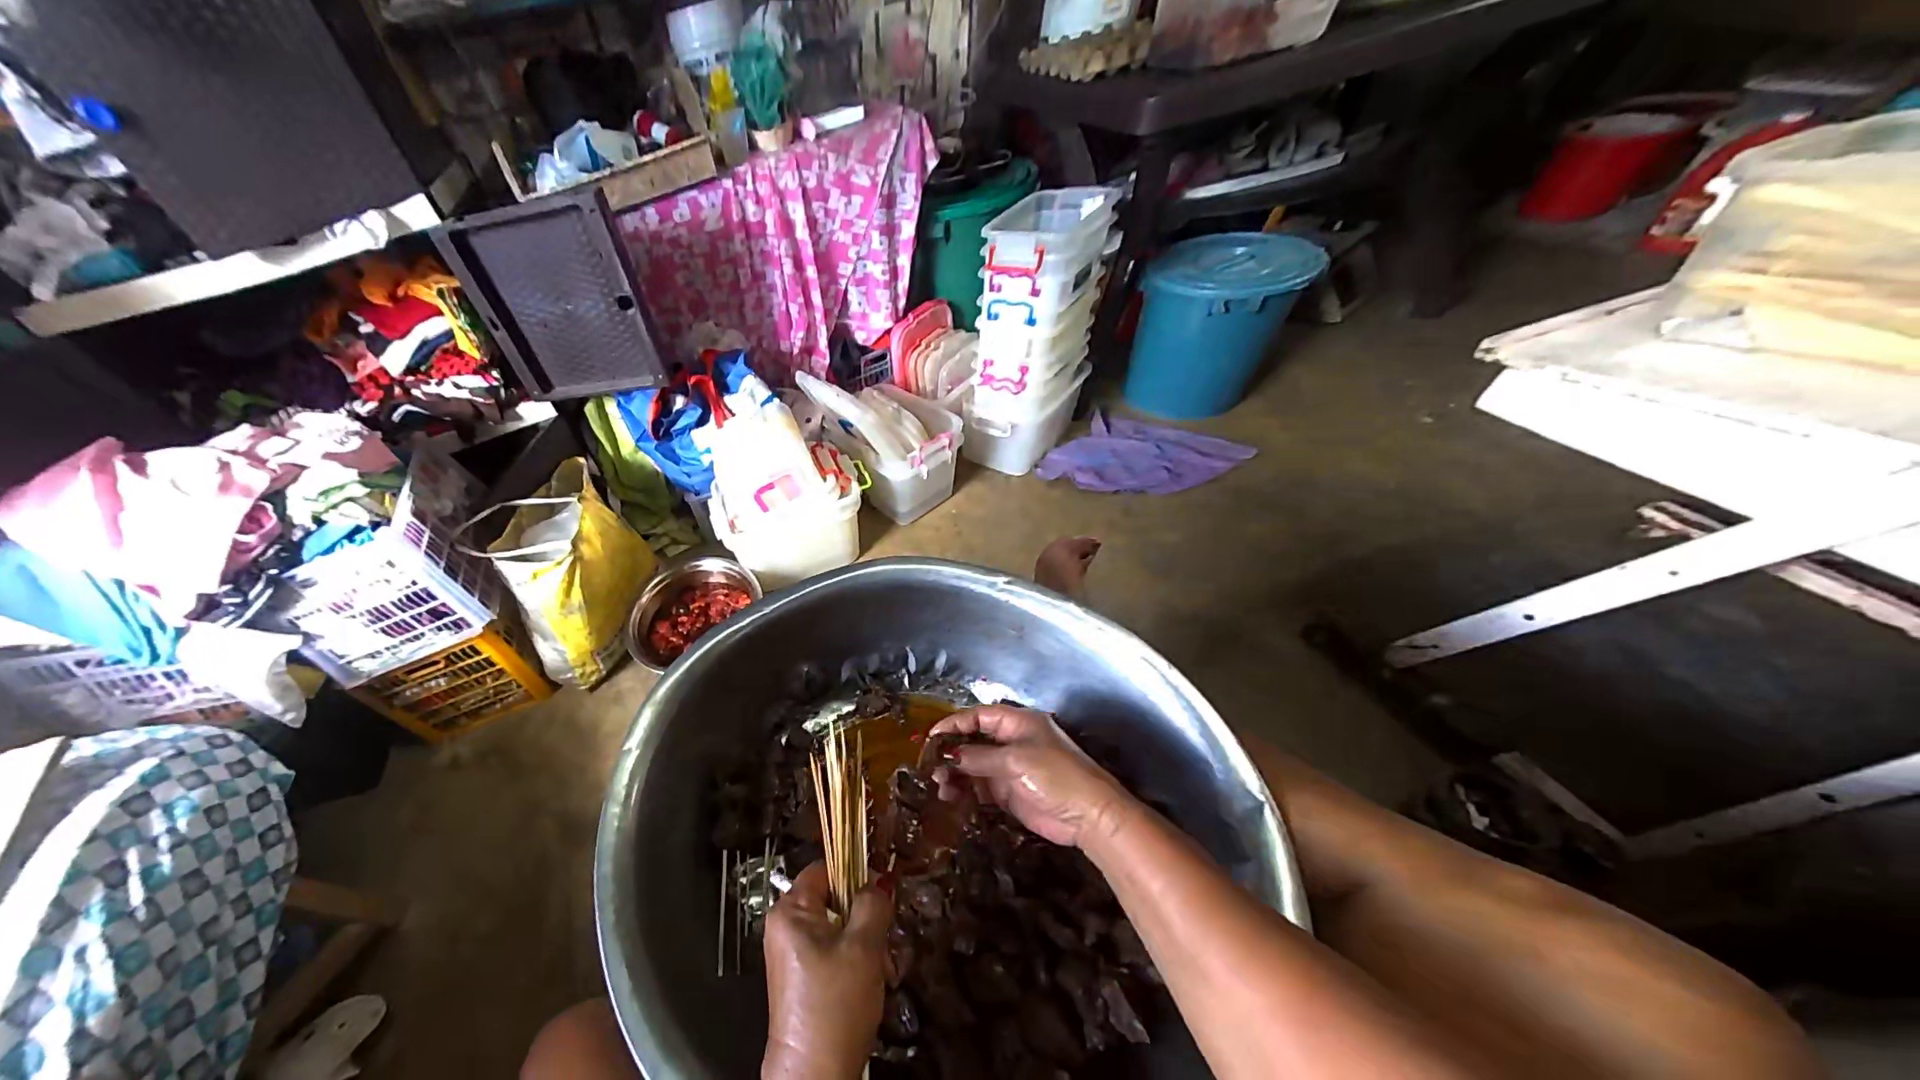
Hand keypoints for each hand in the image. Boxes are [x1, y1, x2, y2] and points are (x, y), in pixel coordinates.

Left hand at [762, 861, 890, 1079]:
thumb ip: (873, 903)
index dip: (856, 869)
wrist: (816, 1076)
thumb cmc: (835, 1004)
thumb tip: (881, 877)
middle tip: (888, 931)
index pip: (825, 867)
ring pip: (841, 926)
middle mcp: (787, 928)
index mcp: (790, 912)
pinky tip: (878, 977)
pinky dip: (859, 959)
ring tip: (887, 963)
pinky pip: (837, 950)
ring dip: (869, 939)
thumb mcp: (863, 946)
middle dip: (868, 913)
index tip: (885, 885)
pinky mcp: (807, 978)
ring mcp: (795, 954)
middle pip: (835, 898)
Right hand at [929, 705, 1134, 848]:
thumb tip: (950, 755)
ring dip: (955, 774)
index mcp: (1018, 723)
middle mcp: (1012, 742)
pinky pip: (980, 788)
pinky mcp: (1009, 793)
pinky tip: (950, 798)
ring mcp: (1010, 768)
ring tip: (940, 787)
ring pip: (973, 766)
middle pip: (973, 741)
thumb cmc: (1055, 776)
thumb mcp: (1015, 760)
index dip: (955, 723)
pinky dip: (964, 791)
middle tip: (931, 766)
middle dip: (951, 752)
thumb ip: (979, 756)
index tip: (931, 737)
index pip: (979, 716)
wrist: (1088, 815)